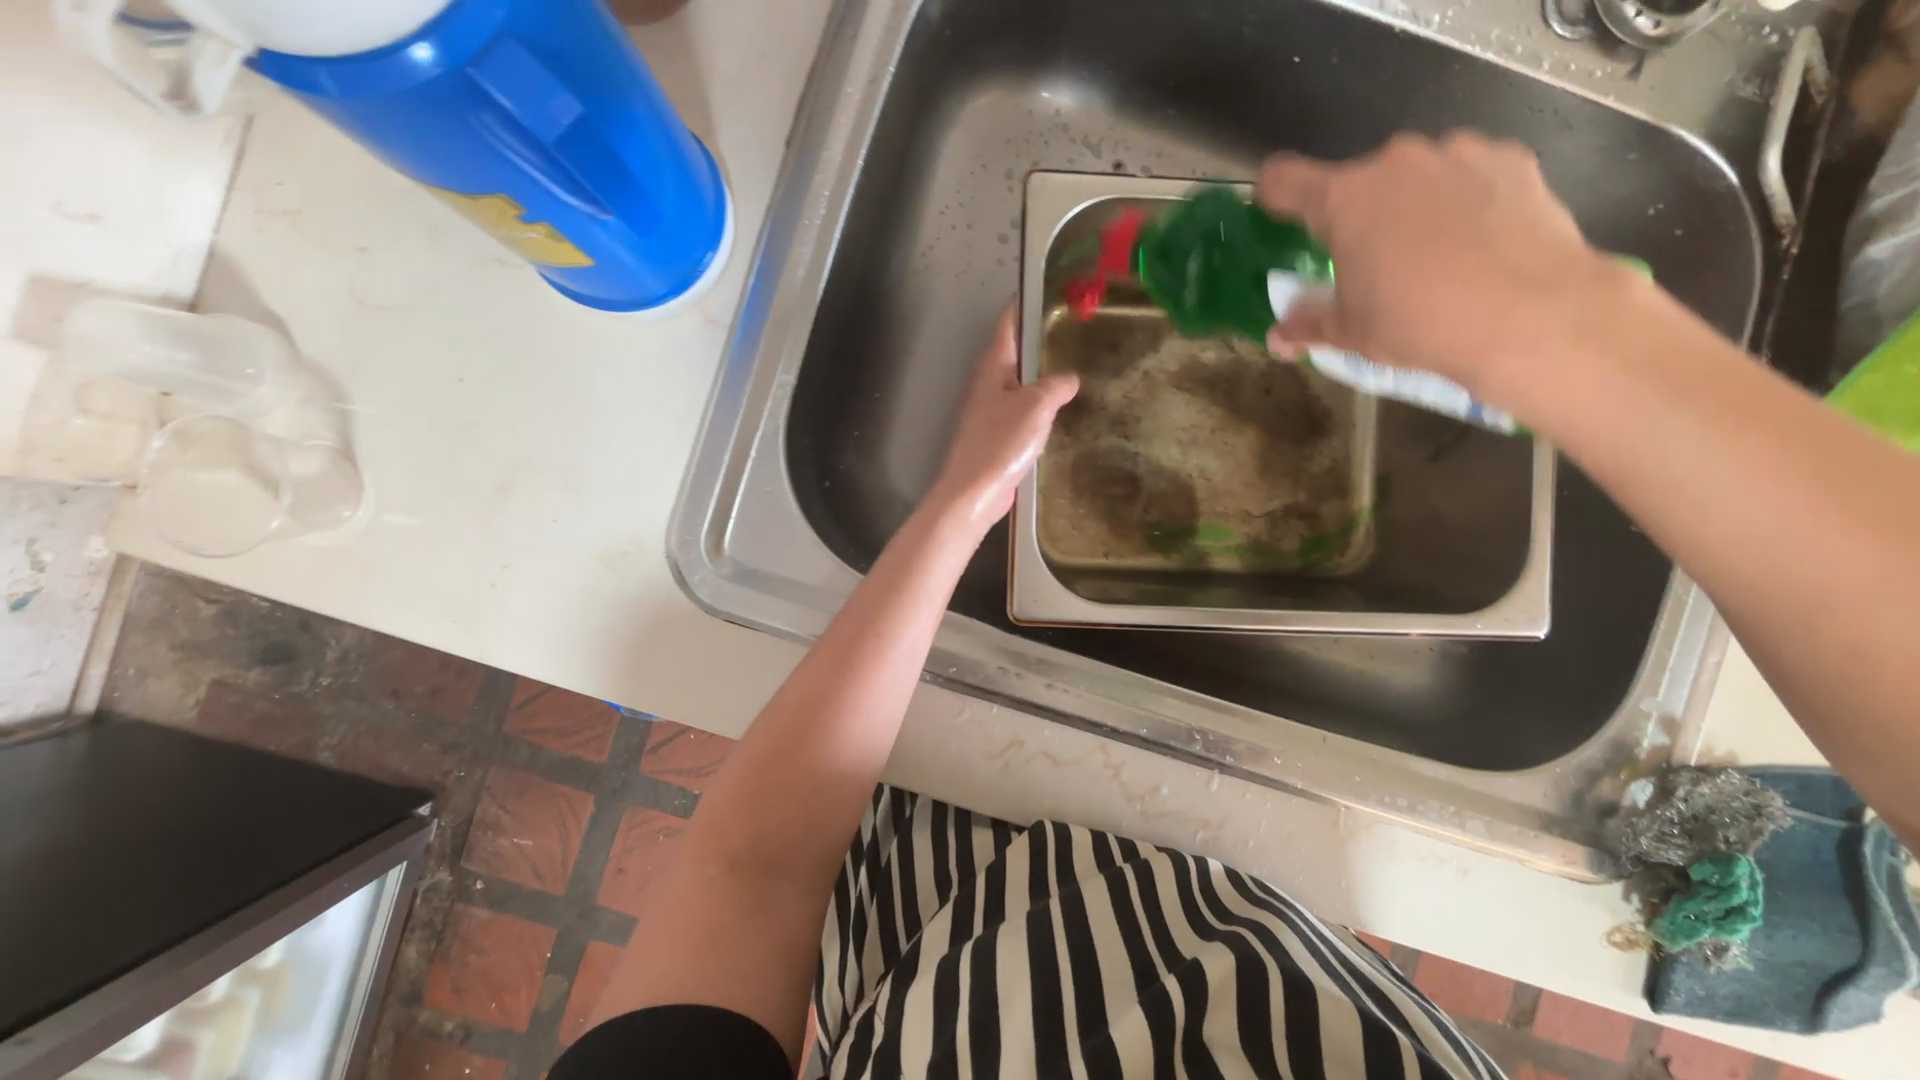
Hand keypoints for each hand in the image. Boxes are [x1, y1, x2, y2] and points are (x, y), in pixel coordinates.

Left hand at [925, 305, 1078, 533]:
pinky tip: (1059, 415)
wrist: (973, 493)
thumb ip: (1056, 385)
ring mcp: (988, 410)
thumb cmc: (1001, 443)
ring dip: (1043, 378)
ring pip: (1020, 384)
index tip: (1051, 292)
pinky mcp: (994, 436)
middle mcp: (987, 382)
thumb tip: (1069, 379)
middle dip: (1042, 342)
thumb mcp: (1036, 406)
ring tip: (1076, 370)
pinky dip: (1039, 408)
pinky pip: (1021, 411)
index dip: (1026, 304)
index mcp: (992, 366)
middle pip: (1016, 353)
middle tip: (1076, 333)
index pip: (1009, 323)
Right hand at [1257, 133, 1638, 396]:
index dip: (1274, 196)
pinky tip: (1482, 240)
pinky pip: (1470, 174)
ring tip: (1437, 253)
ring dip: (1413, 204)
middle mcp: (1395, 163)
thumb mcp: (1353, 333)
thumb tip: (1277, 340)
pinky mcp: (1509, 158)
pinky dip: (1466, 199)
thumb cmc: (1421, 322)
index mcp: (1344, 201)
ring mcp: (1456, 154)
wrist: (1532, 315)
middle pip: (1357, 182)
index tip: (1281, 216)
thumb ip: (1309, 326)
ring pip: (1416, 175)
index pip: (1284, 180)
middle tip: (1375, 262)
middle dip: (1359, 215)